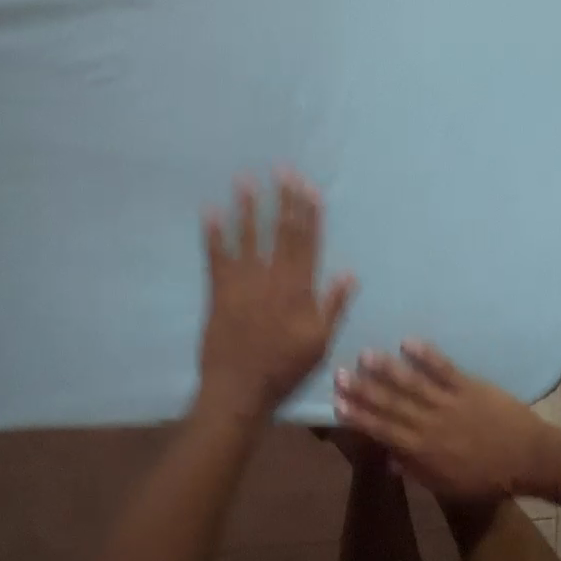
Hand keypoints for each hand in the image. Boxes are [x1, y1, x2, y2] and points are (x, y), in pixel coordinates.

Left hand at [197, 170, 355, 419]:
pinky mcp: (219, 292)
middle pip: (280, 232)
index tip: (308, 187)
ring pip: (248, 237)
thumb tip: (350, 273)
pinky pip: (216, 257)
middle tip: (283, 169)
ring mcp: (243, 283)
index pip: (307, 242)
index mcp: (299, 289)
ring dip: (248, 207)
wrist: (239, 391)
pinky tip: (210, 211)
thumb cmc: (284, 368)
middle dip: (283, 199)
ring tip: (246, 179)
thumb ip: (333, 306)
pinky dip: (213, 233)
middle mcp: (272, 278)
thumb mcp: (320, 341)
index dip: (308, 213)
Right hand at [333, 341, 548, 501]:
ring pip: (412, 384)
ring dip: (387, 370)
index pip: (383, 431)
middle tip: (339, 374)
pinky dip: (426, 355)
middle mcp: (429, 424)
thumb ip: (416, 471)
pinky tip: (408, 342)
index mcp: (422, 450)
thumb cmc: (486, 478)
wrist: (527, 460)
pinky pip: (444, 368)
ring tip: (365, 355)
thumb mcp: (447, 486)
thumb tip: (387, 459)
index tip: (337, 403)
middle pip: (391, 405)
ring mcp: (449, 403)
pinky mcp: (469, 386)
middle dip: (363, 390)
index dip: (359, 417)